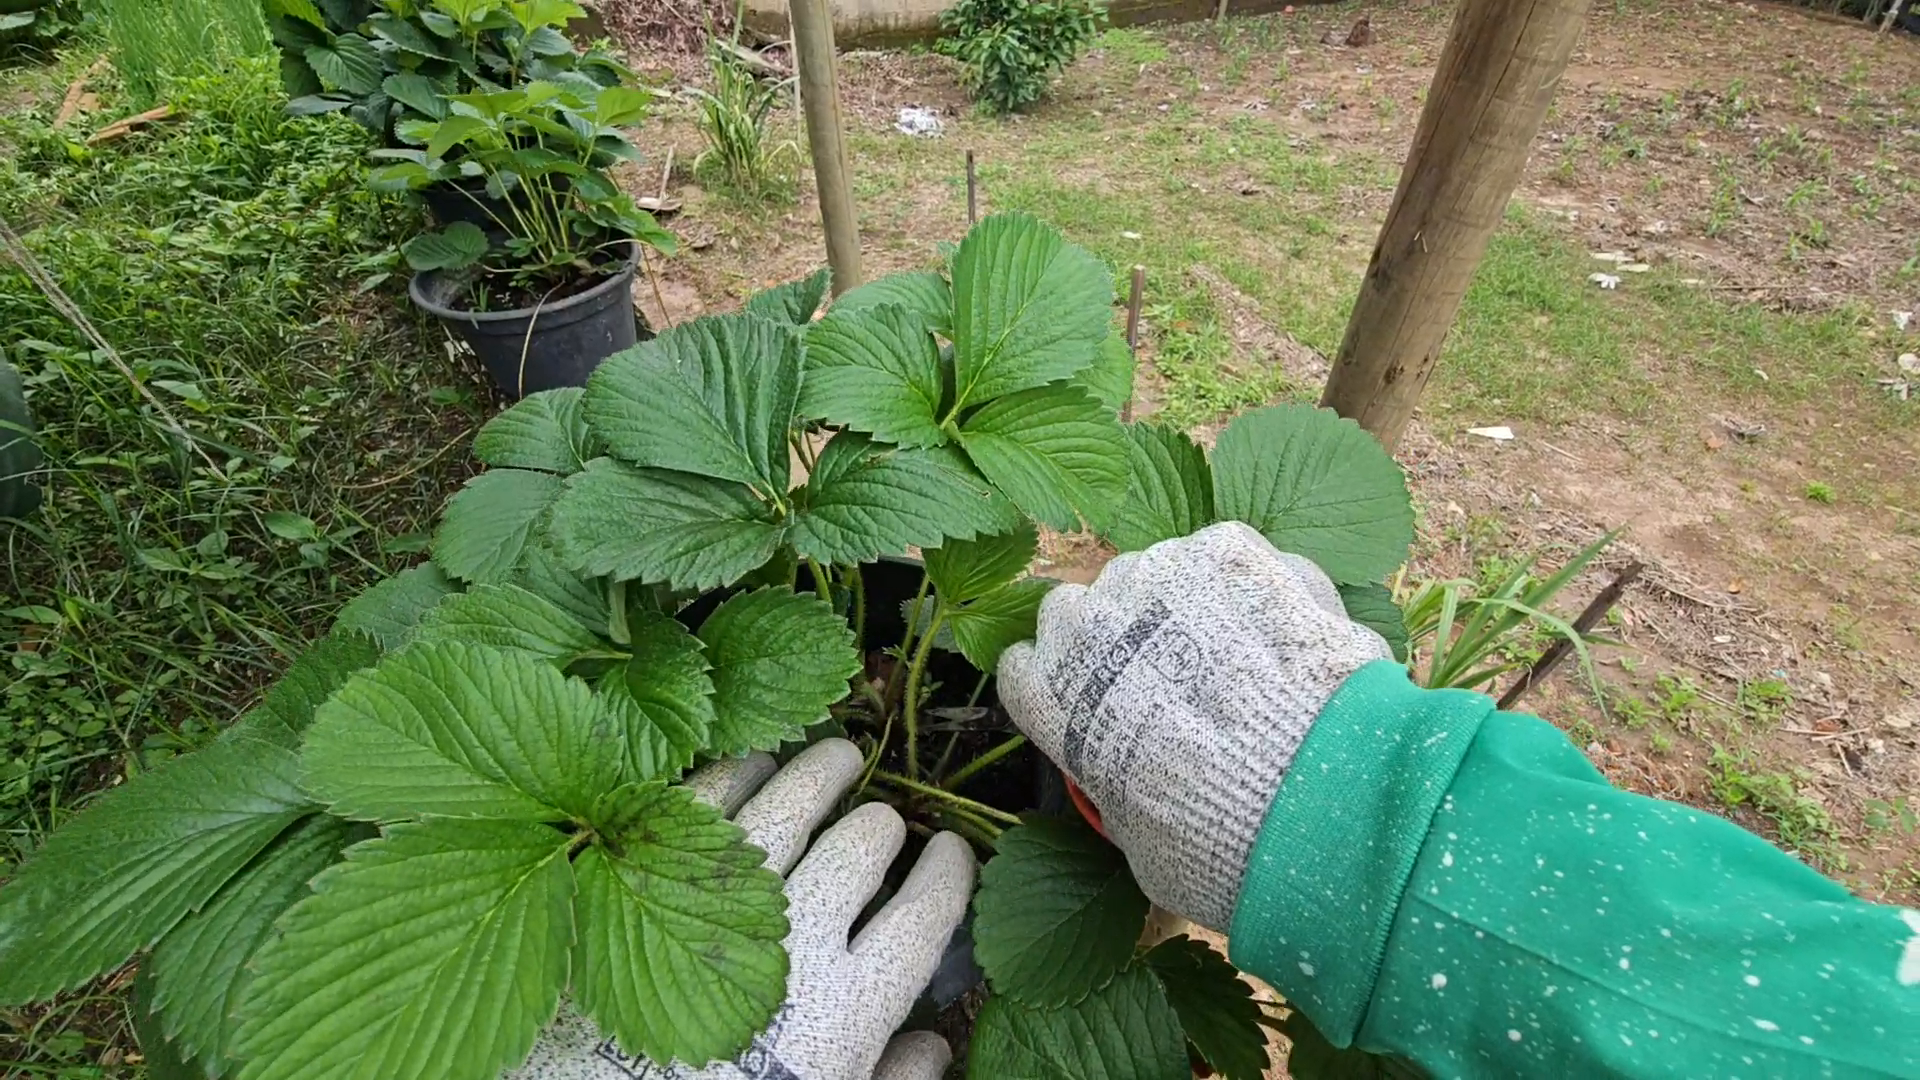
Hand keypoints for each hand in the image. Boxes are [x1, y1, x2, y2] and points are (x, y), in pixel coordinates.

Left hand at [507, 739, 974, 1079]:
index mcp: (843, 1011)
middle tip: (880, 820)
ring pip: (797, 800)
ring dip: (827, 769)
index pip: (925, 915)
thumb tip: (935, 1049)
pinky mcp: (646, 872)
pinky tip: (759, 761)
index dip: (948, 870)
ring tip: (840, 757)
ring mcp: (719, 897)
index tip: (950, 850)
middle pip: (865, 844)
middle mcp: (794, 942)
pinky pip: (709, 796)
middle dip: (882, 823)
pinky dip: (742, 768)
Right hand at [998, 521, 1388, 929]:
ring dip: (1182, 605)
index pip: (1023, 665)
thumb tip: (1136, 787)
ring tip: (1241, 655)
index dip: (1066, 683)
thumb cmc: (1223, 849)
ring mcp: (1152, 576)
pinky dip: (1249, 586)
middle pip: (1080, 610)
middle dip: (1119, 637)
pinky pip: (1221, 556)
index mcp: (1051, 696)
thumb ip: (1119, 794)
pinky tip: (1282, 630)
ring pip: (1150, 574)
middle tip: (1176, 675)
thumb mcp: (1140, 848)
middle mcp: (1085, 624)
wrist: (1318, 806)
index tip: (1100, 701)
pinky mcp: (1222, 550)